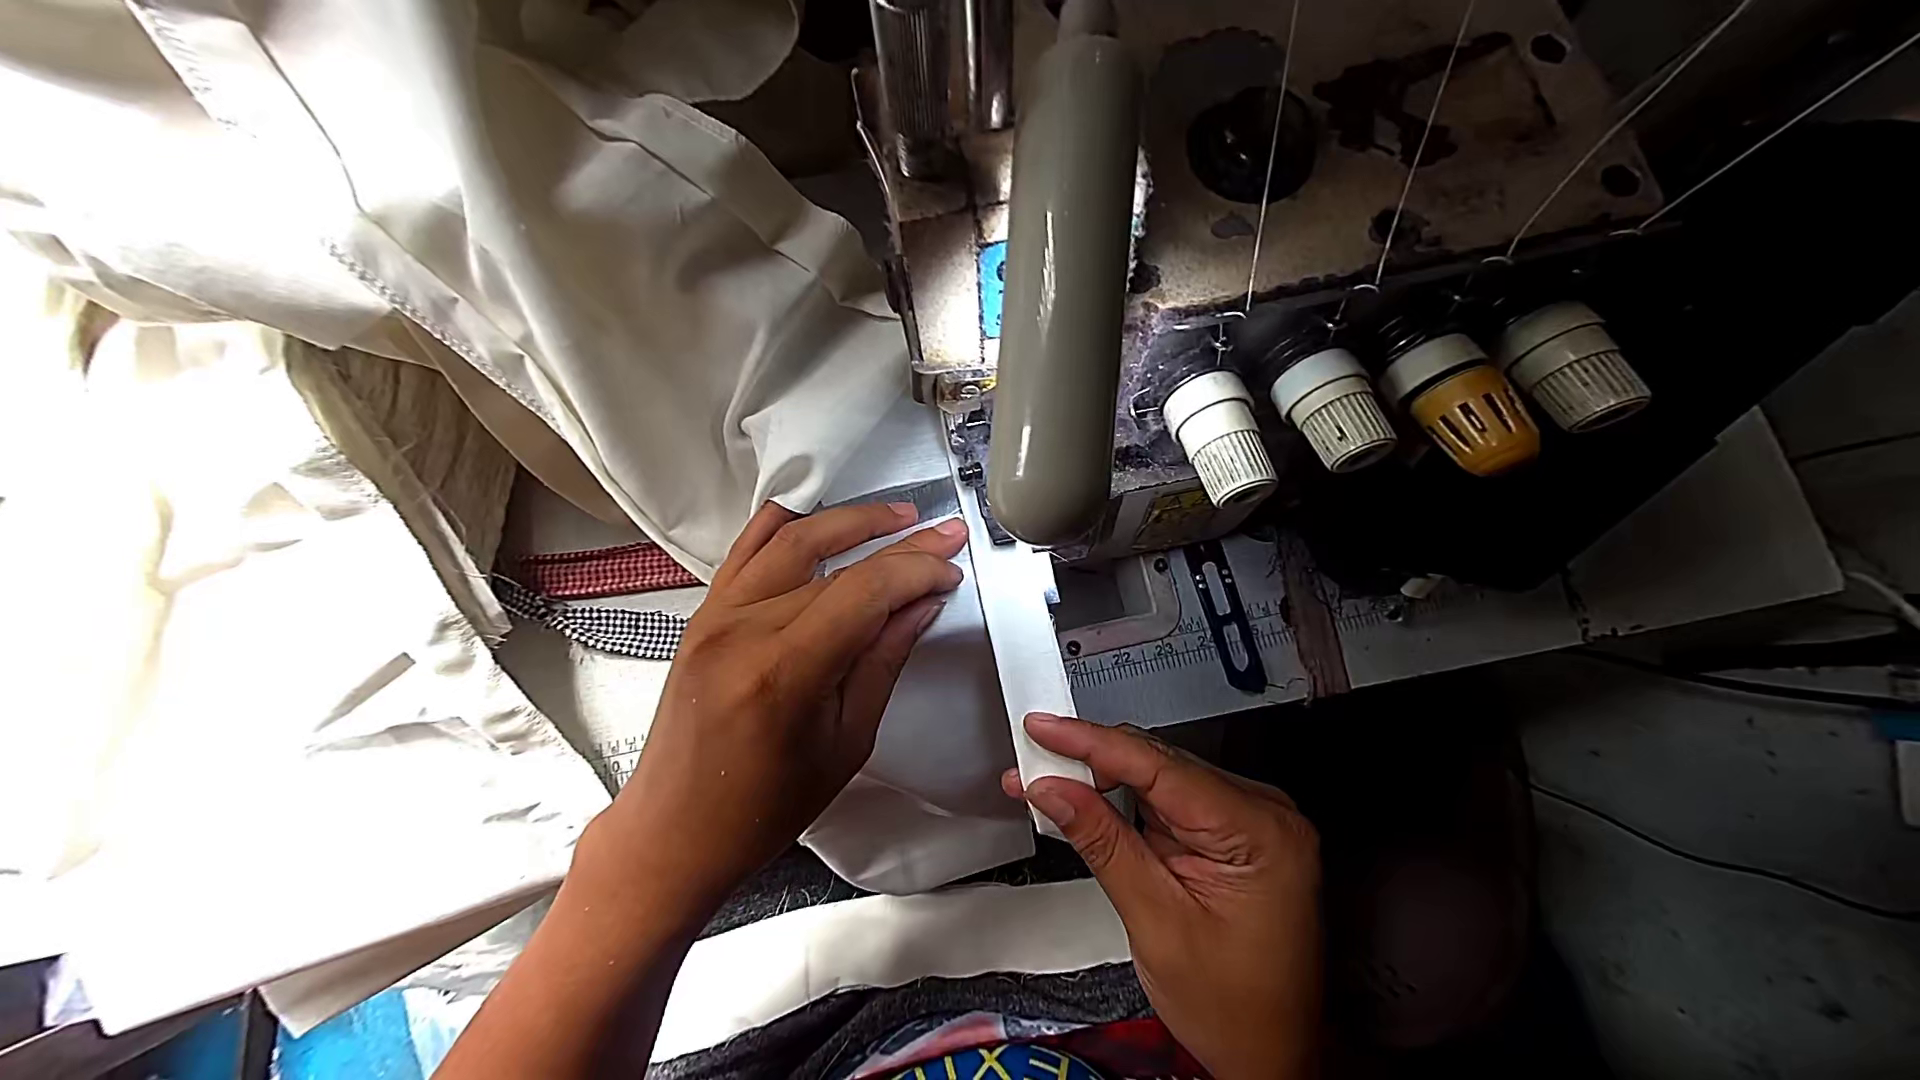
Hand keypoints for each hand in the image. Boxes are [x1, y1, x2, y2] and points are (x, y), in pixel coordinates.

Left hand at [587, 501, 967, 913]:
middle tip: (940, 534)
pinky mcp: (703, 616)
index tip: (948, 568)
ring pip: (791, 539)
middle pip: (836, 562)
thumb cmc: (760, 807)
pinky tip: (815, 512)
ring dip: (849, 520)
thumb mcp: (847, 741)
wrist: (675, 830)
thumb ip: (884, 660)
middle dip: (899, 543)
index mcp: (784, 672)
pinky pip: (744, 550)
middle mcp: (743, 631)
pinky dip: (783, 523)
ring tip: (894, 515)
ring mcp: (716, 617)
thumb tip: (919, 606)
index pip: (866, 591)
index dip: (917, 571)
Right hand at [1003, 714, 1321, 1079]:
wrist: (1271, 1056)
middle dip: (1088, 761)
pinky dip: (1120, 799)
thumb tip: (1056, 790)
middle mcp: (1260, 813)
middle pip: (1156, 764)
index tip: (1046, 730)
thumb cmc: (1237, 1010)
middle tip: (1033, 763)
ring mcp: (1244, 819)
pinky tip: (1085, 800)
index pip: (1159, 765)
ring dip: (1099, 779)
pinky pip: (1163, 797)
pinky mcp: (1225, 829)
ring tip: (1049, 784)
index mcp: (1260, 830)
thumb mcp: (1157, 922)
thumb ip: (1102, 843)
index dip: (1092, 741)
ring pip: (1155, 776)